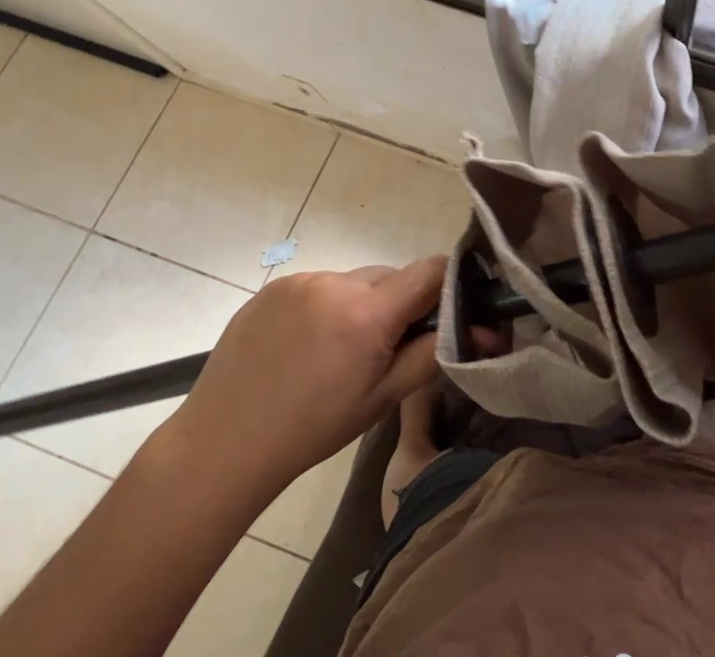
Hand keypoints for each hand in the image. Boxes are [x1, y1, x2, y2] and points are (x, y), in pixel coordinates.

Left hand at [157, 257, 447, 501]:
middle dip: (401, 303)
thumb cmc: (313, 427)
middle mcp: (334, 283)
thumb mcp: (384, 397)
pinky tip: (310, 345)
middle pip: (392, 276)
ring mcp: (298, 282)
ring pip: (356, 281)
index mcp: (366, 312)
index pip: (431, 271)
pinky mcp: (272, 288)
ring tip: (343, 350)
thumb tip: (490, 332)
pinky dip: (329, 306)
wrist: (224, 443)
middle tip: (389, 348)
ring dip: (365, 304)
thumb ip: (435, 354)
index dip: (449, 287)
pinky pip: (321, 286)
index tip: (446, 316)